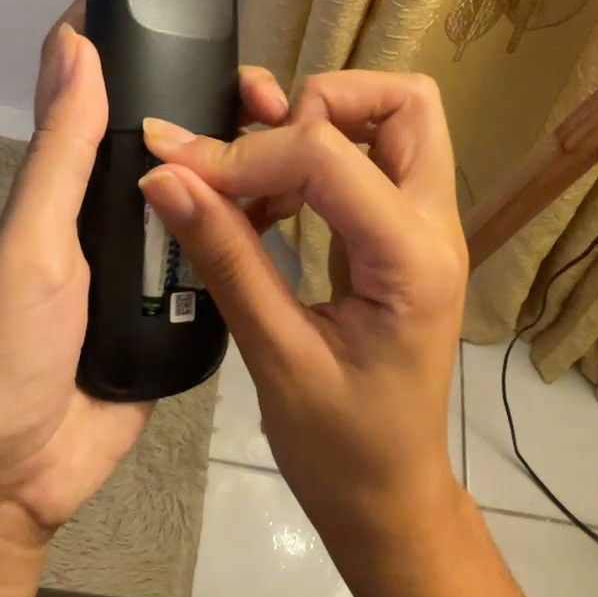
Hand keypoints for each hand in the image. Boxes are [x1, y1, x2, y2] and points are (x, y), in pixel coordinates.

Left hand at [0, 0, 291, 534]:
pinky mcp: (183, 302)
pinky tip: (300, 203)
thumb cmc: (9, 350)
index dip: (124, 37)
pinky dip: (254, 219)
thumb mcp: (31, 245)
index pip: (94, 90)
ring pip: (202, 186)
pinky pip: (222, 247)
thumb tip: (78, 44)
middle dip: (211, 99)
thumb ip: (59, 154)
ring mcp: (151, 255)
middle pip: (164, 134)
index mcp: (65, 183)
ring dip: (243, 155)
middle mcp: (111, 207)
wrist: (22, 470)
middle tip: (273, 88)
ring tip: (301, 136)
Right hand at [137, 71, 467, 536]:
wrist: (390, 496)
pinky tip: (263, 197)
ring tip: (246, 161)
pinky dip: (315, 156)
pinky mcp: (400, 235)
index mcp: (413, 259)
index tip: (177, 168)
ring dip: (317, 121)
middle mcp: (434, 224)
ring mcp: (425, 226)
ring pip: (392, 119)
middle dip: (319, 100)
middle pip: (403, 102)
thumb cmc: (341, 448)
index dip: (245, 153)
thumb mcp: (275, 356)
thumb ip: (225, 258)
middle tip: (254, 141)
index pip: (329, 156)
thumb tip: (163, 178)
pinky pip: (370, 159)